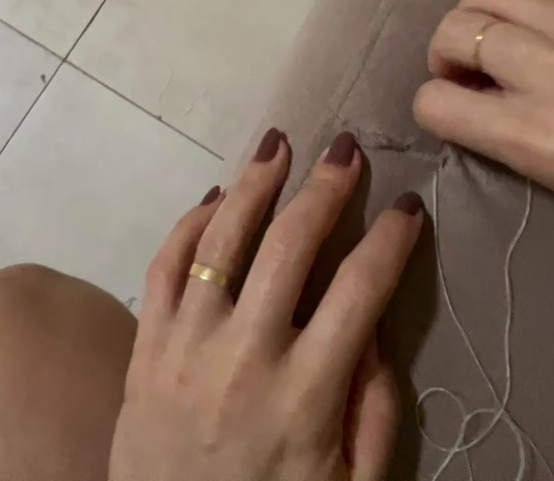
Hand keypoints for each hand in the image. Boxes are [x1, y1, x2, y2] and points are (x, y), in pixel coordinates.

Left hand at [109, 127, 425, 480]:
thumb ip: (373, 410)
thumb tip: (373, 326)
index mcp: (305, 394)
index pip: (359, 291)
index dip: (390, 241)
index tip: (408, 207)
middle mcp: (244, 355)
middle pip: (290, 246)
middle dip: (325, 188)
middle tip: (346, 150)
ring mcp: (187, 344)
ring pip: (222, 240)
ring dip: (254, 183)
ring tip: (278, 143)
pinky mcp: (145, 345)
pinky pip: (165, 265)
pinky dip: (189, 223)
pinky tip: (215, 196)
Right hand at [411, 0, 553, 267]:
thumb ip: (528, 144)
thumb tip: (489, 112)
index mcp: (548, 140)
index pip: (438, 102)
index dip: (434, 110)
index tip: (455, 117)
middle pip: (454, 28)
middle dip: (444, 53)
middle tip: (471, 78)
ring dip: (477, 19)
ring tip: (504, 47)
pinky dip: (532, 17)